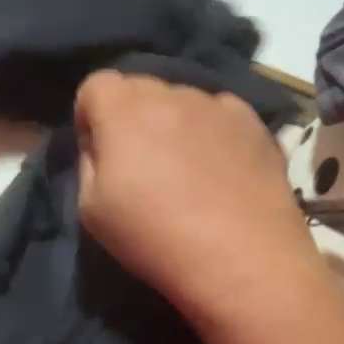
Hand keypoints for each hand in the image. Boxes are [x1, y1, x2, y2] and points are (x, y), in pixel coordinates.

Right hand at [73, 71, 322, 317]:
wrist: (242, 259)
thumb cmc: (152, 236)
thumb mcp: (90, 208)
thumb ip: (88, 162)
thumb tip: (101, 144)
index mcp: (124, 112)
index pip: (95, 84)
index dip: (89, 115)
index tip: (97, 150)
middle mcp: (172, 95)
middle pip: (138, 86)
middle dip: (128, 115)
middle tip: (137, 161)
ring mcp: (218, 106)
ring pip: (180, 99)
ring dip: (170, 122)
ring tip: (181, 169)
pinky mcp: (255, 124)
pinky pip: (218, 114)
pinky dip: (209, 131)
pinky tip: (216, 170)